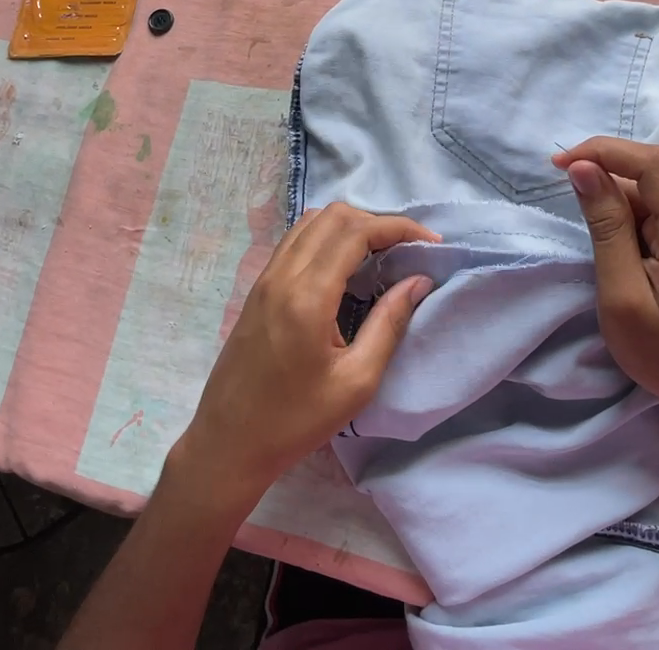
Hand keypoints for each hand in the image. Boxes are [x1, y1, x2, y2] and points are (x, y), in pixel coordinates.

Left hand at [175, 203, 437, 504]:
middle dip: (376, 221)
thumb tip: (418, 280)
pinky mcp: (258, 289)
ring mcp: (265, 279)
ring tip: (381, 253)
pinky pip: (295, 242)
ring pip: (310, 223)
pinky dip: (326, 238)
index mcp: (306, 296)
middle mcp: (282, 275)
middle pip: (332, 216)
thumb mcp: (356, 382)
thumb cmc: (296, 421)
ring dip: (349, 226)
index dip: (397, 227)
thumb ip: (389, 324)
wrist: (228, 442)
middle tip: (408, 248)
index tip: (430, 242)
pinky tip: (346, 266)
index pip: (355, 232)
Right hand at [551, 137, 658, 430]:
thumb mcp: (621, 296)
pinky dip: (634, 223)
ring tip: (613, 265)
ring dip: (620, 213)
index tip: (561, 165)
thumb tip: (584, 169)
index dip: (604, 151)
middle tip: (586, 240)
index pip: (653, 163)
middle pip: (649, 178)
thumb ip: (606, 228)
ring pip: (652, 193)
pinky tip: (629, 260)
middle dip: (607, 193)